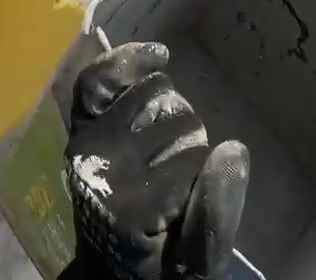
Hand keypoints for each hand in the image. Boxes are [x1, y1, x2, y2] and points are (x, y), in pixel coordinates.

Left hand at [59, 42, 249, 279]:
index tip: (198, 189)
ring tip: (169, 134)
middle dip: (191, 137)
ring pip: (153, 92)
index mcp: (132, 209)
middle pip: (175, 119)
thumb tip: (233, 150)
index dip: (205, 168)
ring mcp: (88, 144)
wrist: (106, 271)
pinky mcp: (81, 127)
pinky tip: (160, 57)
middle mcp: (103, 171)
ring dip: (171, 107)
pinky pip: (99, 78)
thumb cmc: (159, 267)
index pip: (193, 156)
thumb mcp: (196, 265)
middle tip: (182, 167)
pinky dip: (129, 61)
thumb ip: (214, 219)